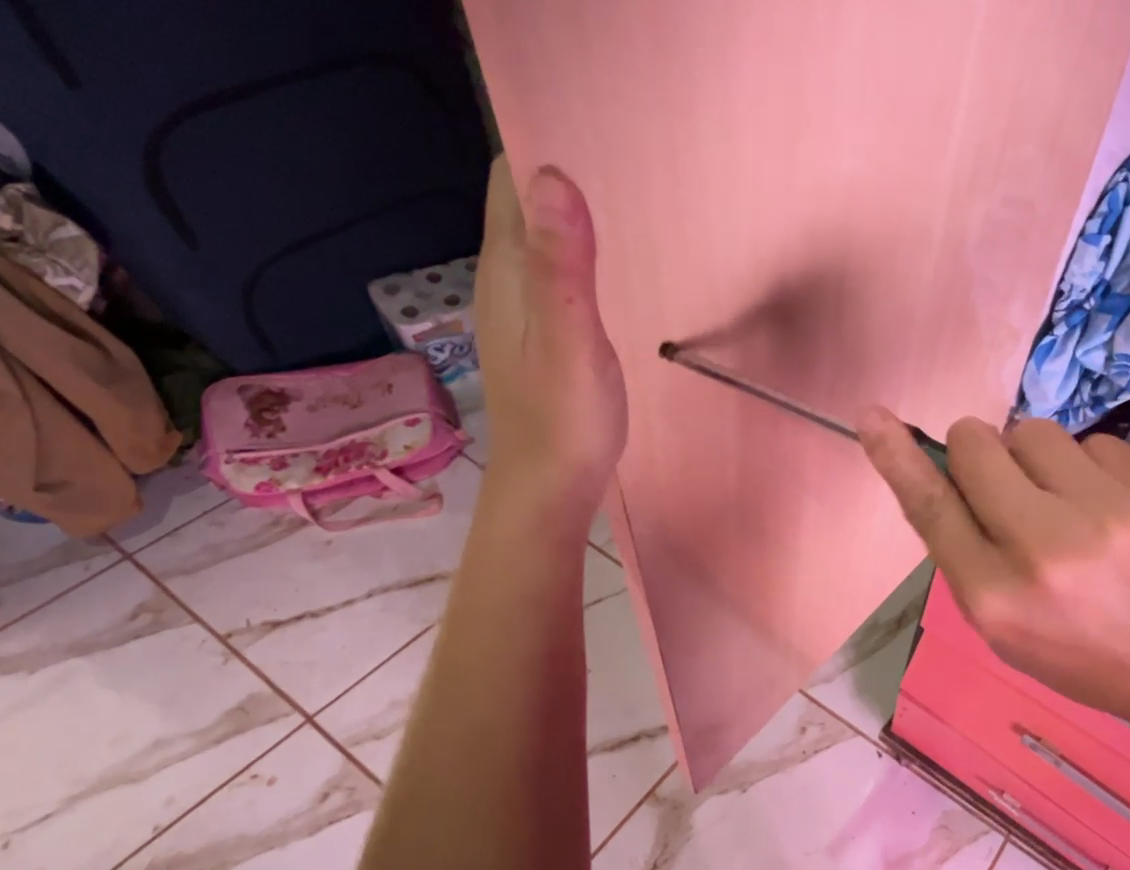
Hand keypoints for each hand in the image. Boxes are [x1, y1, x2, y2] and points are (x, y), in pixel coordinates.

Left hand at [473, 157, 627, 505]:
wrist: (550, 485)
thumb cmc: (564, 417)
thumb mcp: (570, 339)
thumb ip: (561, 264)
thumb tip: (550, 176)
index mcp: (506, 270)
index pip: (509, 178)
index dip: (540, 142)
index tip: (594, 125)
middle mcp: (503, 278)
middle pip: (521, 201)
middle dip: (560, 169)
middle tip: (626, 154)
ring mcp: (518, 307)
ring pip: (536, 234)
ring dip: (569, 209)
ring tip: (626, 191)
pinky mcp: (538, 331)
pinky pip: (551, 267)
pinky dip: (576, 248)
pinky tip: (610, 258)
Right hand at [858, 410, 1129, 732]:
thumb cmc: (1074, 651)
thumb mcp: (1000, 625)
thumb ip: (962, 551)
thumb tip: (931, 470)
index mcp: (995, 596)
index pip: (931, 506)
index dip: (897, 458)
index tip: (874, 418)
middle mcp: (1043, 550)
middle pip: (976, 445)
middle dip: (977, 452)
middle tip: (1003, 483)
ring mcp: (1105, 516)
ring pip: (1033, 430)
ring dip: (1033, 457)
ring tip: (1062, 500)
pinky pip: (1092, 441)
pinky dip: (1087, 467)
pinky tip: (1106, 506)